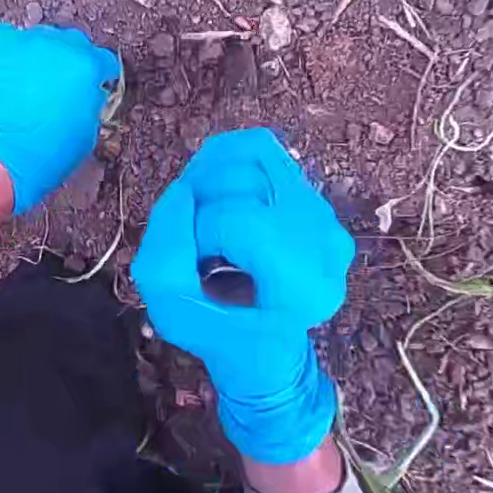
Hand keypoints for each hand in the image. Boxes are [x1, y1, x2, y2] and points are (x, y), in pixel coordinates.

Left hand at [0, 22, 121, 213]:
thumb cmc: (41, 155)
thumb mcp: (84, 136)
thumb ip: (90, 106)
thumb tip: (87, 97)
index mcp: (87, 68)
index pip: (103, 61)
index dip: (99, 76)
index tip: (93, 83)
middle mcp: (59, 46)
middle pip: (73, 44)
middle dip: (70, 64)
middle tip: (60, 86)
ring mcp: (26, 42)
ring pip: (41, 40)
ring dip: (40, 57)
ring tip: (30, 83)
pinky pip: (8, 40)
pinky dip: (10, 54)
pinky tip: (7, 75)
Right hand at [131, 128, 354, 464]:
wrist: (260, 344)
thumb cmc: (218, 335)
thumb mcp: (173, 314)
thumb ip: (164, 259)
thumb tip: (181, 190)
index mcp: (305, 286)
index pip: (240, 221)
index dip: (197, 234)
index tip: (192, 265)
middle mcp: (328, 244)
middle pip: (244, 179)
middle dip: (199, 203)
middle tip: (192, 240)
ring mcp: (325, 215)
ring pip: (250, 155)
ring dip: (208, 181)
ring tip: (202, 219)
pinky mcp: (312, 195)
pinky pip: (259, 148)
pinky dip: (223, 161)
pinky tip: (212, 194)